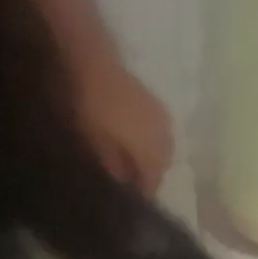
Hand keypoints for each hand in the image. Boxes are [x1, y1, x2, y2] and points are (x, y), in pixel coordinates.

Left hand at [74, 58, 174, 194]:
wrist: (92, 58)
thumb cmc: (90, 103)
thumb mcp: (93, 138)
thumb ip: (111, 163)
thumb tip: (121, 181)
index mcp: (153, 154)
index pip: (152, 183)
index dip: (140, 193)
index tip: (128, 200)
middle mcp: (167, 141)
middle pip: (160, 167)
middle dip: (146, 174)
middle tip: (128, 180)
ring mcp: (164, 122)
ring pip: (161, 149)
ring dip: (148, 156)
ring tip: (130, 158)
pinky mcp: (157, 106)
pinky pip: (157, 133)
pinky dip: (148, 140)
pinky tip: (133, 137)